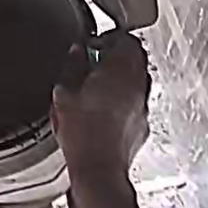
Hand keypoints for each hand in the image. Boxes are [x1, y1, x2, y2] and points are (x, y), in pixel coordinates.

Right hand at [52, 31, 150, 184]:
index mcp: (119, 71)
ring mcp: (143, 106)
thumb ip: (72, 67)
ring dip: (121, 76)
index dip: (109, 38)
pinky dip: (124, 97)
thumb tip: (76, 53)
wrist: (98, 169)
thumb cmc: (81, 133)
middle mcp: (138, 85)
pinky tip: (104, 107)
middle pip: (137, 58)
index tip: (94, 44)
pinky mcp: (143, 124)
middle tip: (97, 59)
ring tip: (98, 83)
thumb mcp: (64, 93)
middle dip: (118, 54)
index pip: (126, 40)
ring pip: (138, 79)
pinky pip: (136, 101)